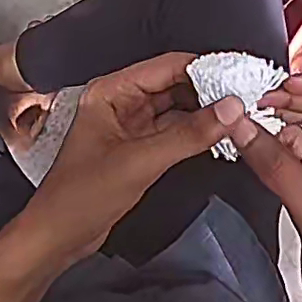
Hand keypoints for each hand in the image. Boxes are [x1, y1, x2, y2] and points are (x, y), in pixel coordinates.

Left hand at [29, 52, 233, 259]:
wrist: (59, 236)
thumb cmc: (77, 197)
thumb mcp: (139, 162)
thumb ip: (187, 135)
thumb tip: (227, 110)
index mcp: (110, 92)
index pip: (165, 66)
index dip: (202, 67)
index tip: (235, 74)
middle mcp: (119, 103)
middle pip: (173, 84)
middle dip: (208, 89)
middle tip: (242, 95)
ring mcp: (129, 125)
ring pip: (176, 107)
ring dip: (204, 110)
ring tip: (237, 113)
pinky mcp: (138, 147)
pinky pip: (173, 129)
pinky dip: (195, 131)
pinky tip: (217, 133)